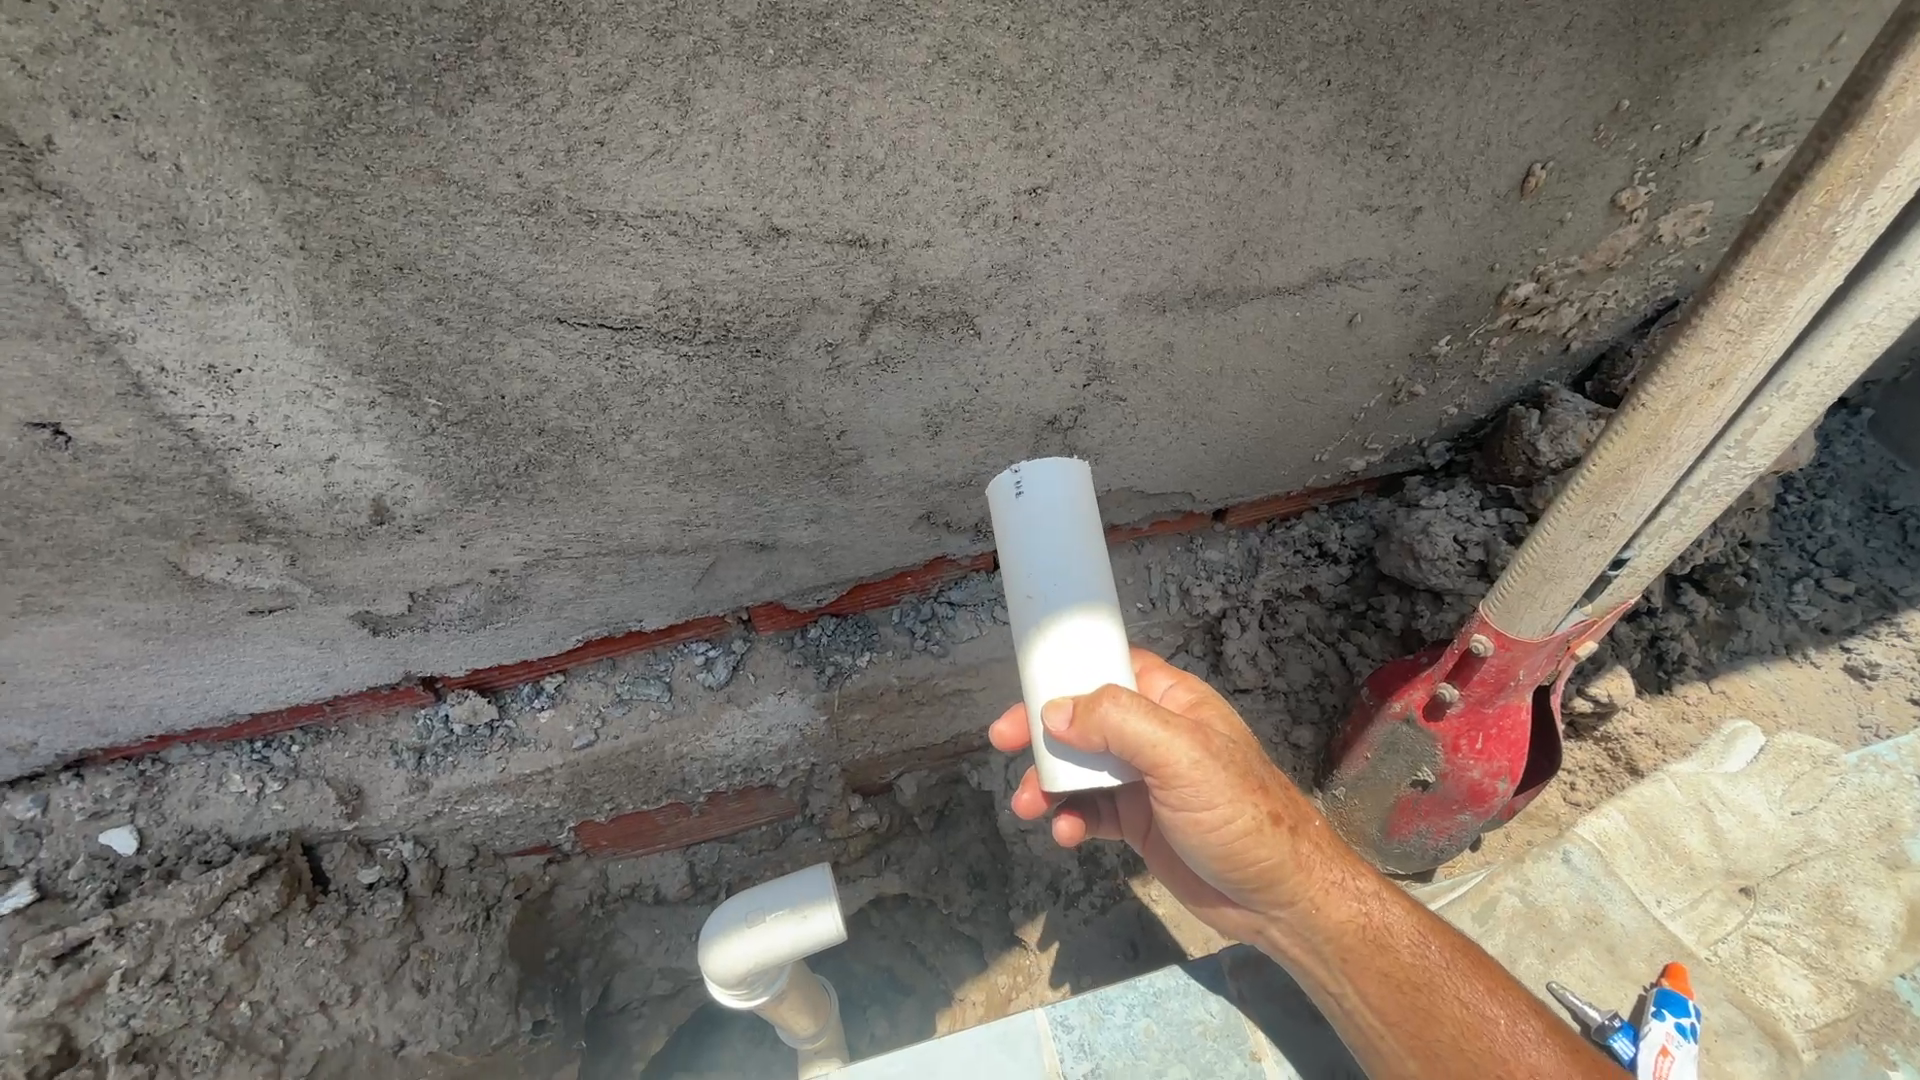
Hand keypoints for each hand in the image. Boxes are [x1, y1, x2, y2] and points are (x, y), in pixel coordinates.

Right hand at [989, 648, 1352, 946]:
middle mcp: (1153, 734)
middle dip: (1043, 732)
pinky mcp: (1137, 821)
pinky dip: (1071, 818)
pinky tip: (1066, 834)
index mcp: (1170, 702)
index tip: (1026, 689)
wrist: (1279, 900)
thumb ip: (1116, 723)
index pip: (1110, 669)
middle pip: (1084, 719)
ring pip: (1081, 767)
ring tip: (1028, 806)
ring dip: (1049, 782)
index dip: (1067, 674)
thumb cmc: (1237, 811)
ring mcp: (1144, 779)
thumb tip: (1054, 711)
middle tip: (1002, 742)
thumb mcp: (1180, 754)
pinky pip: (1091, 810)